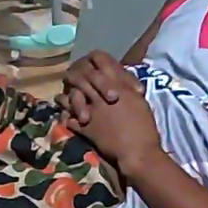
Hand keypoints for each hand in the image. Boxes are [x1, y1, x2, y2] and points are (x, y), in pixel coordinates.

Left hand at [59, 51, 160, 170]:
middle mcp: (100, 92)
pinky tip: (65, 116)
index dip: (90, 60)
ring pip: (69, 94)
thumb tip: (115, 75)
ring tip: (63, 98)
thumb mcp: (138, 98)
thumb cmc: (144, 125)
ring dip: (66, 96)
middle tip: (70, 79)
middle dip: (73, 76)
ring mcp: (90, 109)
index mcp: (116, 82)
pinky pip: (67, 117)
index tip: (88, 67)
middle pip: (79, 74)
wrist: (137, 150)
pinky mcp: (83, 126)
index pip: (97, 57)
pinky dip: (65, 115)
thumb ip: (124, 84)